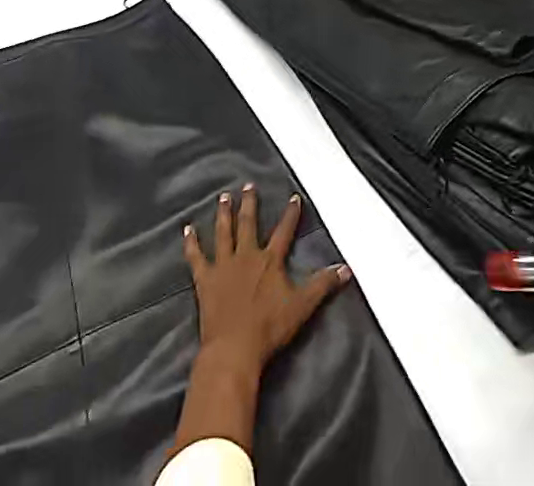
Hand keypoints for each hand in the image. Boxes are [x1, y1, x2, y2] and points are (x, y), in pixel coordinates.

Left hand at [183, 186, 349, 371]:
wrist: (235, 346)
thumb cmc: (270, 327)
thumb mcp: (302, 306)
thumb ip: (323, 285)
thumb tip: (346, 269)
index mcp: (269, 261)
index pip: (283, 232)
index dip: (290, 215)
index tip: (294, 197)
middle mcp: (246, 256)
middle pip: (248, 224)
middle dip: (250, 204)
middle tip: (247, 186)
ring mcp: (223, 265)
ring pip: (223, 233)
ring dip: (224, 214)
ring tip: (224, 197)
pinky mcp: (204, 278)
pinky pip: (196, 256)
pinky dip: (191, 242)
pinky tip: (187, 229)